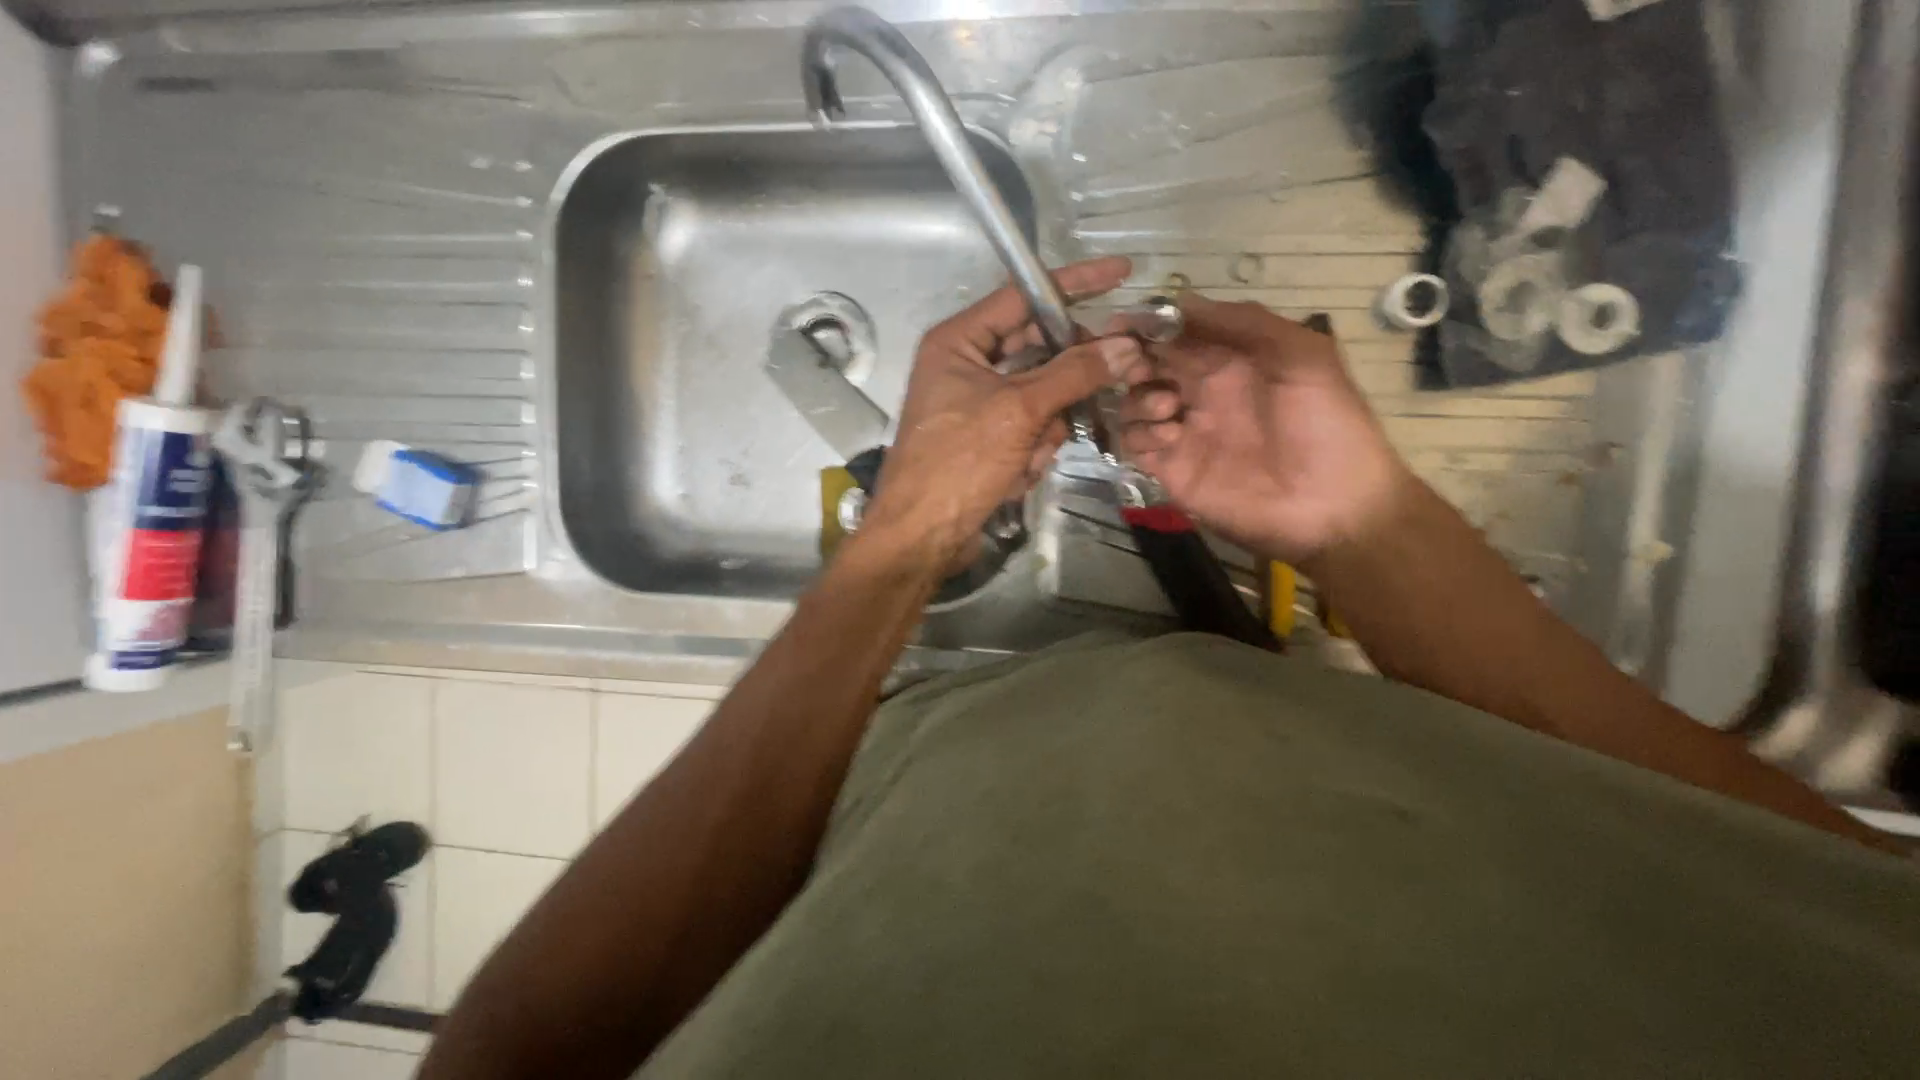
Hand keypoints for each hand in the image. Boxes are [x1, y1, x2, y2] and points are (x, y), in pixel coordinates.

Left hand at [858, 256, 1139, 571]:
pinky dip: (1032, 450)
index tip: (1121, 273)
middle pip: (1039, 348)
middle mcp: (965, 363)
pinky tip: (1017, 474)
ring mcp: (976, 403)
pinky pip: (1031, 427)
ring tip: (1028, 454)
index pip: (1024, 294)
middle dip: (1064, 380)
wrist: (922, 535)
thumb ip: (1074, 373)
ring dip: (1045, 427)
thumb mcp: (1018, 411)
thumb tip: (1126, 346)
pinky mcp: (987, 438)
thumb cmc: (958, 462)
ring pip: (1042, 393)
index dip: (1075, 283)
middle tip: (1110, 378)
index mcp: (958, 340)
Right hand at [1115, 295, 1410, 566]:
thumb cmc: (1327, 424)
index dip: (1147, 324)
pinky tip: (1170, 437)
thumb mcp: (1303, 354)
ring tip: (1170, 409)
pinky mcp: (1173, 470)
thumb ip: (1244, 322)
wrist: (1334, 506)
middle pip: (1146, 365)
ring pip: (1134, 403)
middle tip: (1135, 366)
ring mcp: (1185, 432)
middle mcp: (1201, 391)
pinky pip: (1136, 444)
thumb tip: (1178, 302)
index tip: (1124, 324)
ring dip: (1138, 398)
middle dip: (1132, 359)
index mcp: (1231, 360)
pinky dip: (1140, 434)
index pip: (1175, 333)